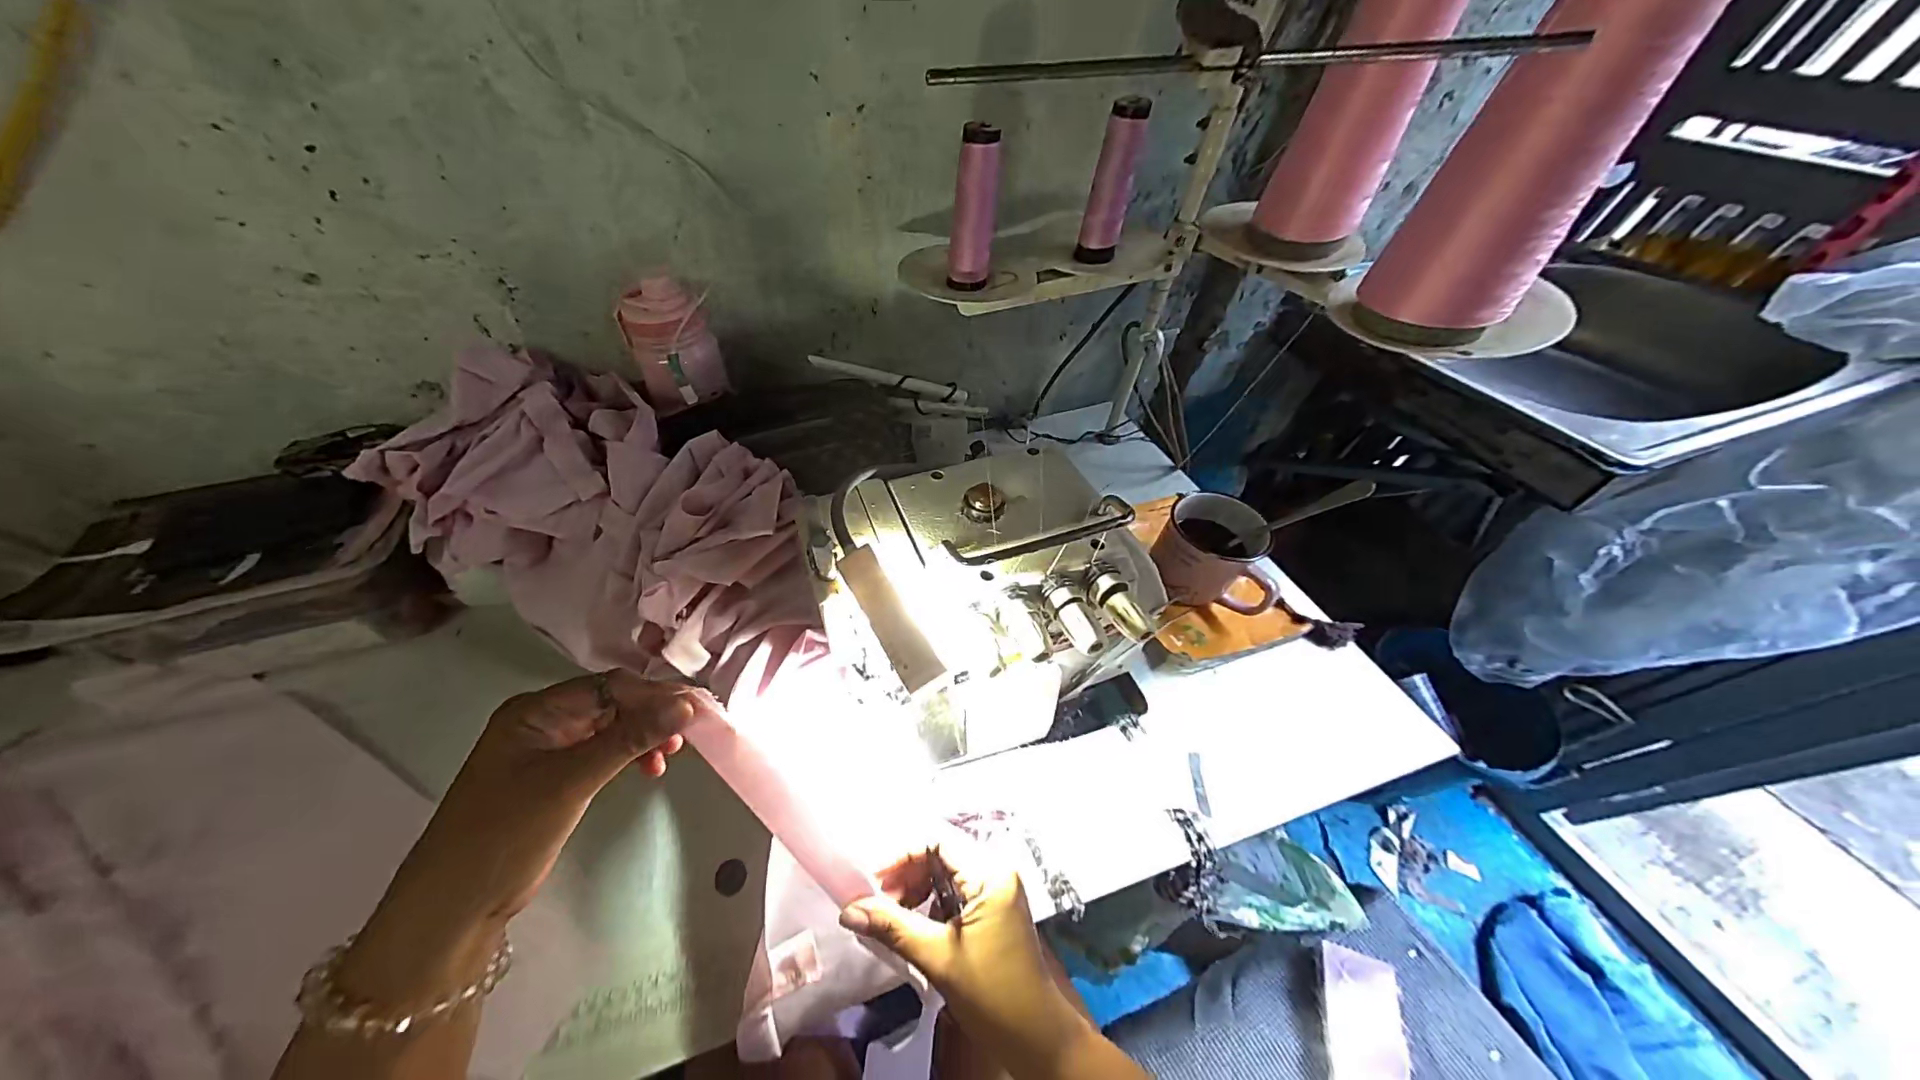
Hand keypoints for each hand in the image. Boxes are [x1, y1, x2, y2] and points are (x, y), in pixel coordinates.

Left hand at [342, 671, 696, 1006]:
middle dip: (652, 713)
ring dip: (644, 735)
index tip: (696, 708)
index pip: (607, 686)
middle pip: (611, 702)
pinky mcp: (555, 777)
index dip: (653, 694)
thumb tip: (686, 705)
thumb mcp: (572, 781)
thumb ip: (630, 739)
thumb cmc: (506, 834)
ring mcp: (548, 750)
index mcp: (534, 711)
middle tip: (693, 729)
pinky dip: (629, 755)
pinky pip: (603, 751)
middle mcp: (541, 722)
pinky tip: (649, 767)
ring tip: (673, 752)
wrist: (453, 907)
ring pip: (611, 727)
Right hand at [839, 836, 1134, 1079]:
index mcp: (990, 875)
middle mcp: (997, 873)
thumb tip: (849, 910)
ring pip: (947, 873)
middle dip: (907, 874)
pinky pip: (956, 891)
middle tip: (879, 903)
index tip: (874, 883)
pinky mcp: (994, 909)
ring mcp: (998, 891)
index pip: (938, 842)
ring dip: (916, 889)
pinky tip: (914, 925)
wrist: (1038, 1038)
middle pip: (942, 854)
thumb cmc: (993, 995)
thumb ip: (893, 928)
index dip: (902, 856)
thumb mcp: (938, 959)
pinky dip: (931, 902)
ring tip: (892, 916)